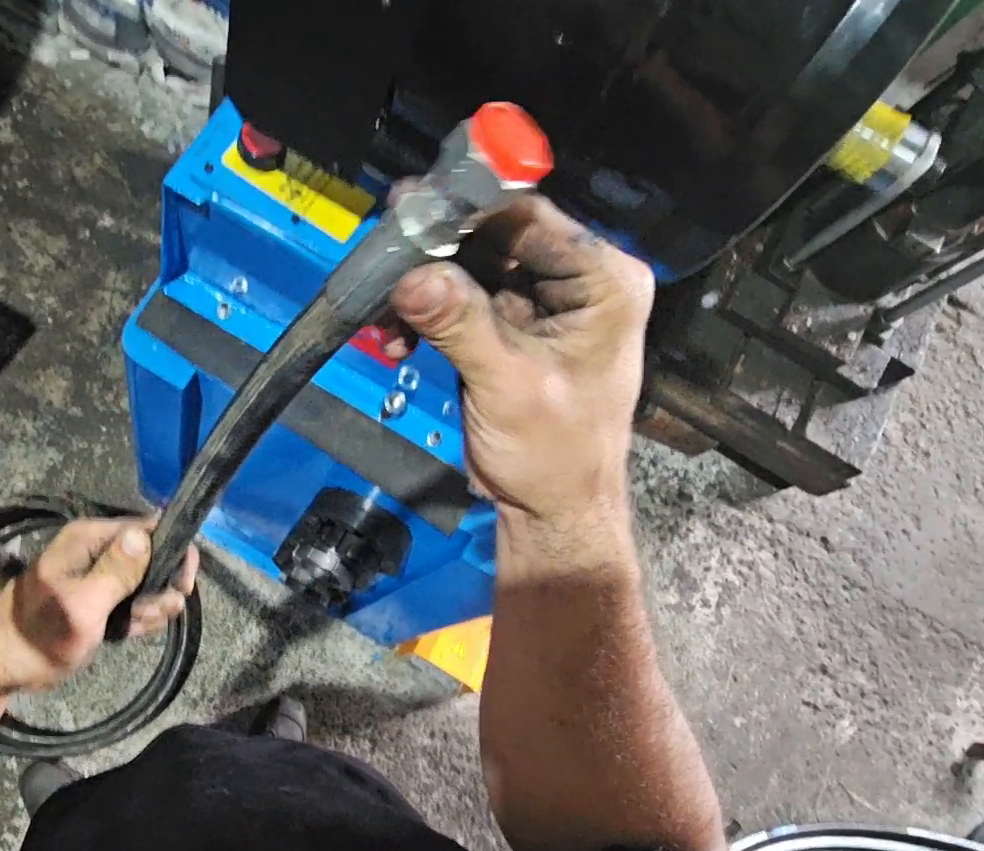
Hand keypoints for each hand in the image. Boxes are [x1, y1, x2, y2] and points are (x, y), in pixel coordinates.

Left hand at [0, 518, 199, 697]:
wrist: (1, 669)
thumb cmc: (38, 638)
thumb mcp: (83, 606)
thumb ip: (117, 571)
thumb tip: (146, 533)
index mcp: (90, 539)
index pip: (151, 527)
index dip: (174, 554)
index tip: (180, 588)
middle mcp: (97, 548)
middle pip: (157, 556)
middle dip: (161, 589)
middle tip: (143, 616)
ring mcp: (99, 573)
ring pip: (150, 583)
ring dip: (150, 609)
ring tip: (127, 629)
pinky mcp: (101, 597)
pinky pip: (136, 600)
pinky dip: (138, 619)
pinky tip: (125, 634)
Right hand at [385, 195, 654, 533]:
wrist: (549, 511)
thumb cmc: (552, 454)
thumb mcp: (509, 386)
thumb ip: (461, 325)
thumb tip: (410, 276)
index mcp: (601, 283)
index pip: (531, 220)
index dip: (469, 207)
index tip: (410, 205)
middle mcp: (573, 283)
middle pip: (493, 239)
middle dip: (435, 251)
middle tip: (382, 253)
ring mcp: (537, 305)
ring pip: (468, 270)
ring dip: (421, 288)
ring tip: (381, 312)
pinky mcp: (505, 330)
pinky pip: (458, 304)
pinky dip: (424, 316)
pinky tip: (396, 338)